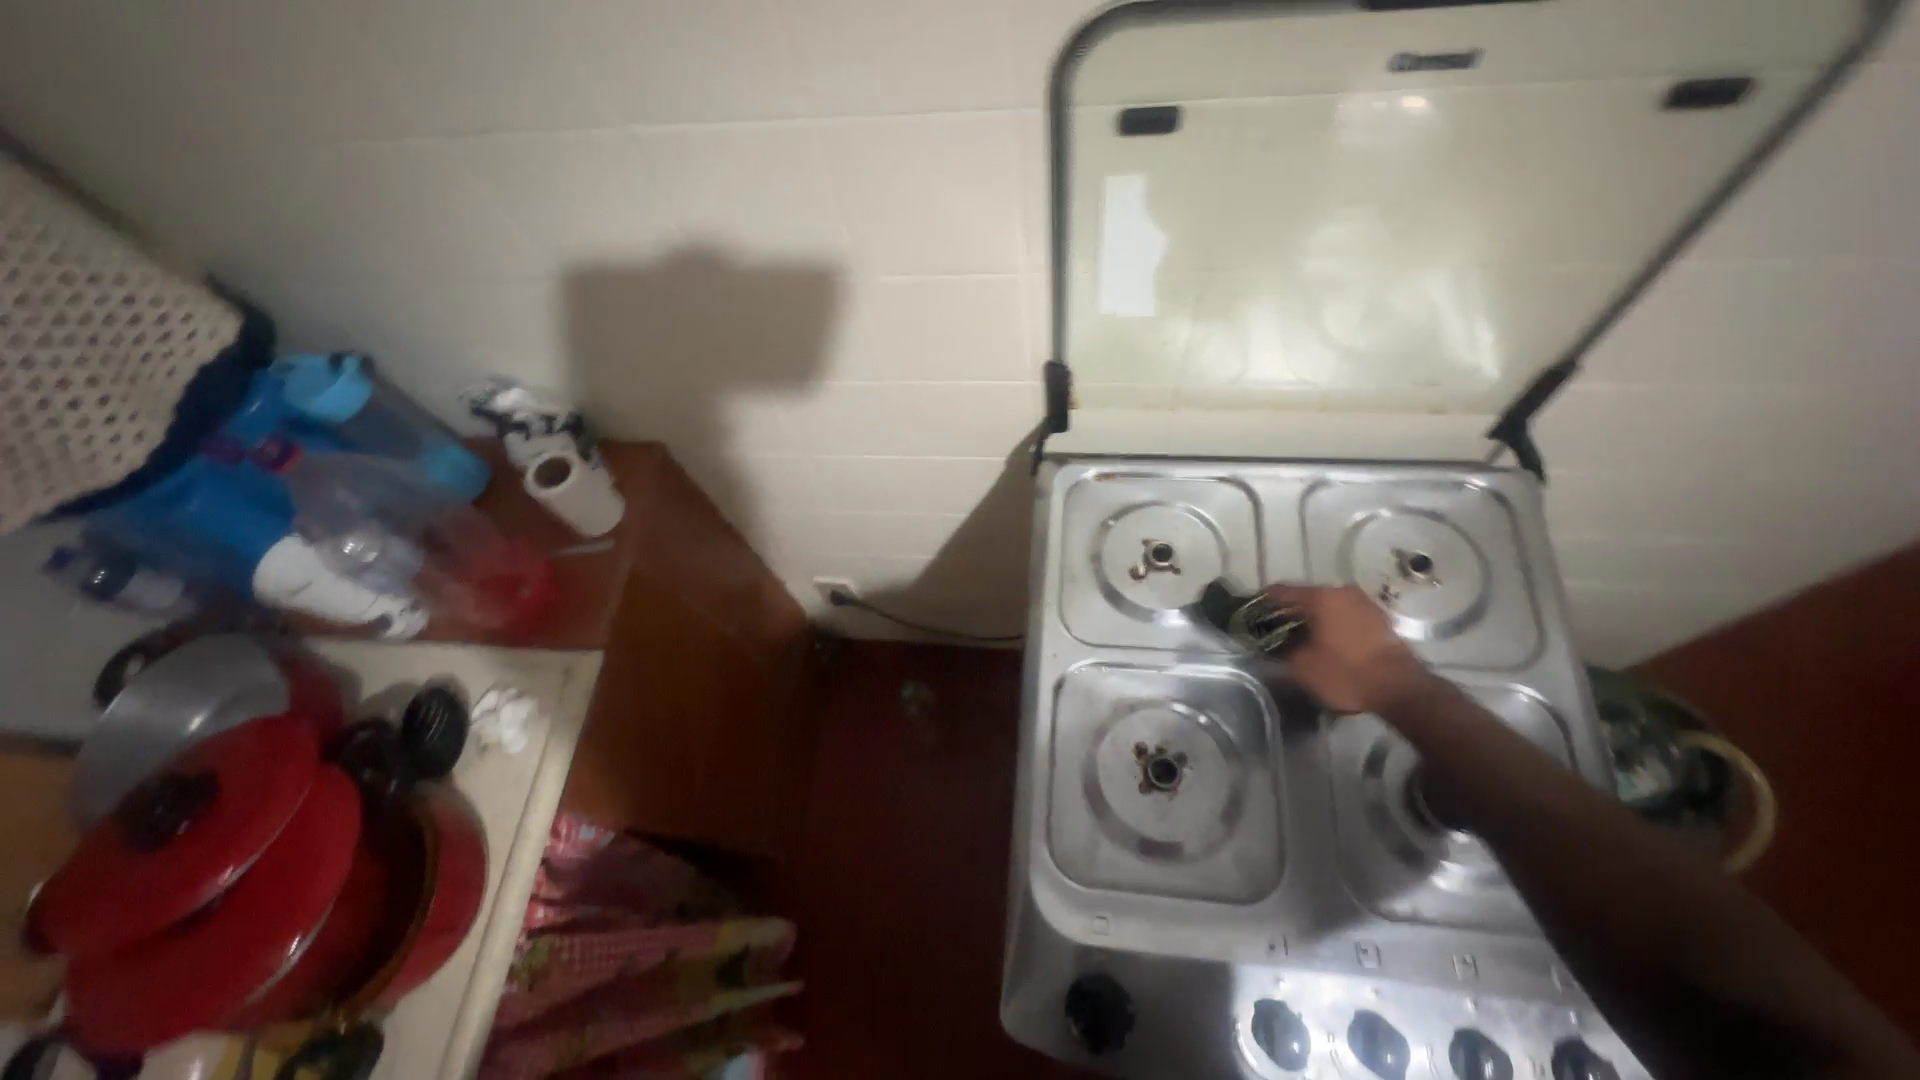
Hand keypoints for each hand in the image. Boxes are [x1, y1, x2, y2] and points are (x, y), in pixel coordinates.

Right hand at [1264, 584, 1436, 713]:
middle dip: (1291, 611)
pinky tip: (1327, 642)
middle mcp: (1344, 592)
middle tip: (1275, 627)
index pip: (1283, 591)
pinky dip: (1334, 626)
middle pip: (1308, 597)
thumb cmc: (1346, 672)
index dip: (1264, 600)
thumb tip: (1277, 646)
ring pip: (1330, 607)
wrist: (1400, 688)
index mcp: (1322, 597)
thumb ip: (1283, 651)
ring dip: (1315, 619)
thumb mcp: (1303, 667)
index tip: (1252, 610)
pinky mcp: (1381, 620)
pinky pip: (1348, 617)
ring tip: (1301, 636)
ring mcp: (1366, 604)